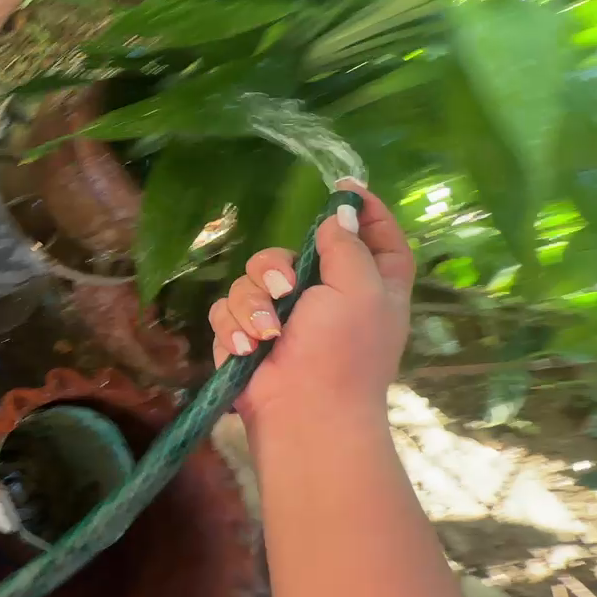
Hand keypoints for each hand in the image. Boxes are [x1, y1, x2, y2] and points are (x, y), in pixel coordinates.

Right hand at [208, 179, 414, 428]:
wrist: (301, 408)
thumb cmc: (344, 352)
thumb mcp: (359, 290)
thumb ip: (347, 246)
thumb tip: (340, 211)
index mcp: (366, 282)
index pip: (371, 235)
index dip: (361, 211)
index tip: (343, 188)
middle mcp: (321, 293)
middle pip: (287, 253)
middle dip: (275, 268)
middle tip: (284, 289)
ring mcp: (278, 314)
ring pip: (246, 281)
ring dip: (252, 307)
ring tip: (264, 336)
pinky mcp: (242, 330)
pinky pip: (225, 310)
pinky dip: (233, 328)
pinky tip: (247, 349)